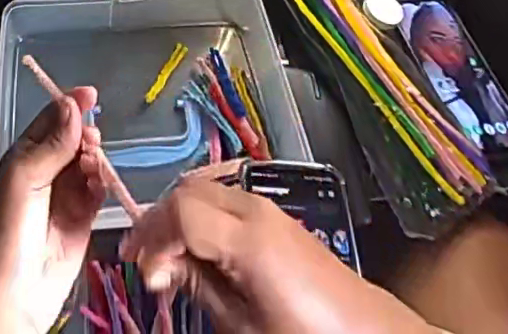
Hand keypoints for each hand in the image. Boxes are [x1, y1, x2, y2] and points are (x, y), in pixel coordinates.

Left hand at [0, 86, 107, 333]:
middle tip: (92, 141)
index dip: (70, 104)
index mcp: (25, 156)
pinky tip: (100, 184)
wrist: (15, 297)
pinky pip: (98, 189)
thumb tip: (72, 107)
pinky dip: (102, 182)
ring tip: (94, 166)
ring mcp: (65, 194)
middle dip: (85, 133)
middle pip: (73, 138)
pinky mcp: (83, 217)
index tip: (91, 95)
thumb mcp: (24, 181)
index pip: (51, 119)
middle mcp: (46, 170)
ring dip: (95, 157)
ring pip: (88, 161)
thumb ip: (51, 145)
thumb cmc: (9, 233)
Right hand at [120, 175, 437, 333]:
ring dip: (174, 214)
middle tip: (138, 259)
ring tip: (158, 253)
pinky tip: (190, 245)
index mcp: (249, 237)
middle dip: (157, 221)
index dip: (154, 238)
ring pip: (202, 188)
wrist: (369, 333)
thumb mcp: (247, 327)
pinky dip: (196, 214)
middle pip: (187, 190)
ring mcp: (264, 205)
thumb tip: (159, 268)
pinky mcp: (271, 213)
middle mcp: (254, 207)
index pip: (183, 210)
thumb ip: (201, 289)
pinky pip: (221, 198)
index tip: (145, 275)